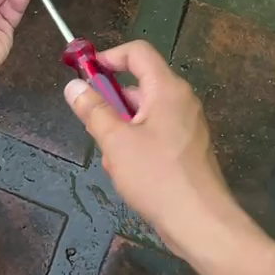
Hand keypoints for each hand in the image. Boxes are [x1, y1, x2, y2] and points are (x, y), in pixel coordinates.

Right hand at [63, 41, 252, 262]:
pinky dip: (137, 142)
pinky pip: (156, 132)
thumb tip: (73, 86)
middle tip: (95, 127)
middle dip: (112, 101)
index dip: (109, 56)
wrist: (200, 222)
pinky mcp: (188, 147)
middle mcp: (181, 100)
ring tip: (112, 159)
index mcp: (167, 89)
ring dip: (121, 128)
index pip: (138, 52)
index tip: (85, 73)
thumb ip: (93, 110)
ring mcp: (187, 124)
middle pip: (140, 84)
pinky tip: (127, 172)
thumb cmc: (157, 176)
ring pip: (145, 112)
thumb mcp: (115, 142)